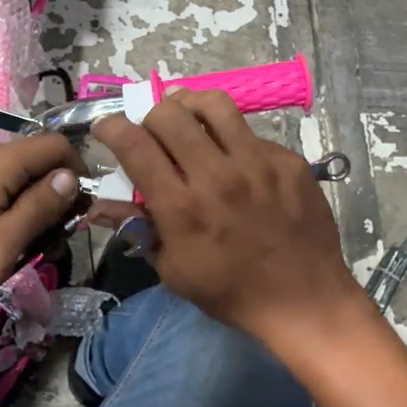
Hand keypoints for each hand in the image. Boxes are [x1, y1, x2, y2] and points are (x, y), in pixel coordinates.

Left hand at [0, 135, 82, 317]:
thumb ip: (38, 208)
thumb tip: (71, 178)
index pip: (55, 145)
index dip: (76, 173)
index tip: (79, 211)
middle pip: (35, 158)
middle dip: (53, 192)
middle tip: (53, 238)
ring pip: (14, 170)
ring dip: (30, 200)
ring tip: (26, 243)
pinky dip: (6, 200)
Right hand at [92, 91, 367, 345]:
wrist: (303, 300)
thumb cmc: (230, 292)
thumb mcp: (173, 270)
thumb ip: (140, 229)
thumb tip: (103, 204)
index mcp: (181, 207)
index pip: (134, 145)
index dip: (112, 127)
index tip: (106, 127)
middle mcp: (217, 175)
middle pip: (170, 114)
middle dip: (149, 114)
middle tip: (151, 129)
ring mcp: (257, 163)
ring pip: (214, 105)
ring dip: (190, 105)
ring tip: (186, 115)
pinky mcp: (289, 162)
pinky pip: (251, 133)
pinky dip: (232, 137)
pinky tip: (234, 157)